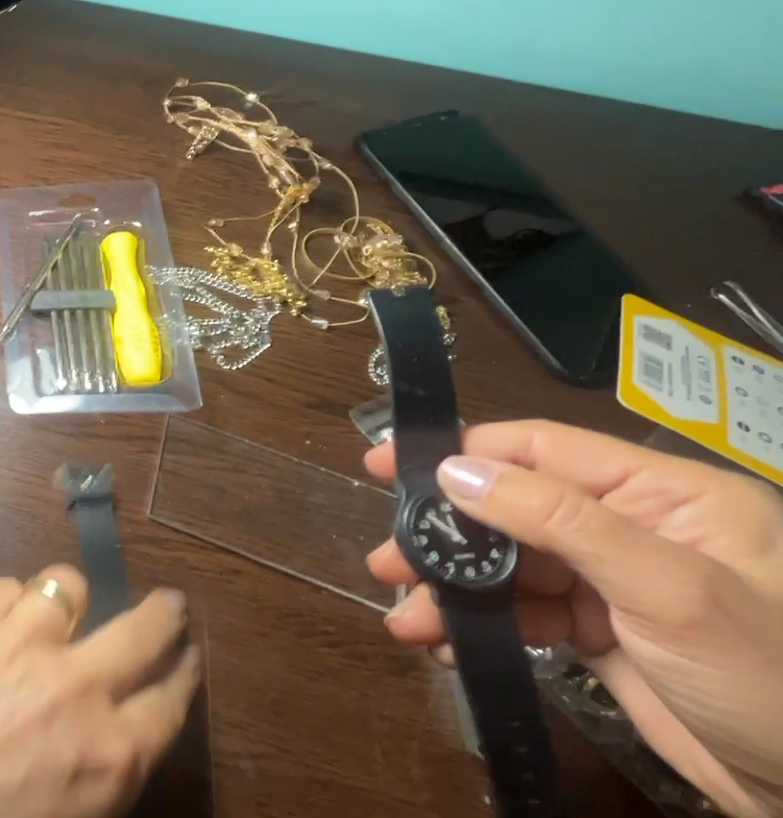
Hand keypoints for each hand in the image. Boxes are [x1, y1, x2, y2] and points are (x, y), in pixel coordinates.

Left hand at [0, 567, 198, 817]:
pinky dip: (9, 600)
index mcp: (108, 753)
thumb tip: (110, 739)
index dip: (182, 675)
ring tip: (64, 603)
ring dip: (70, 597)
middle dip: (162, 615)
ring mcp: (21, 643)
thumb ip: (97, 773)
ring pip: (67, 586)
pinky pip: (6, 587)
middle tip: (169, 604)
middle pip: (141, 632)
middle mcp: (76, 688)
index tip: (188, 655)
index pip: (168, 702)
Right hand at [364, 420, 782, 817]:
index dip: (460, 452)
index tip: (384, 466)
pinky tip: (446, 643)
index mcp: (667, 495)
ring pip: (509, 564)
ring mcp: (617, 579)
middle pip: (512, 508)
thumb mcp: (669, 590)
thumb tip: (453, 472)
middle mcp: (636, 526)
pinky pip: (523, 610)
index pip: (541, 449)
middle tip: (387, 561)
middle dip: (445, 538)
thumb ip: (559, 520)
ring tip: (408, 619)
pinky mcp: (603, 629)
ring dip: (453, 589)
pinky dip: (480, 624)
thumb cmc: (772, 679)